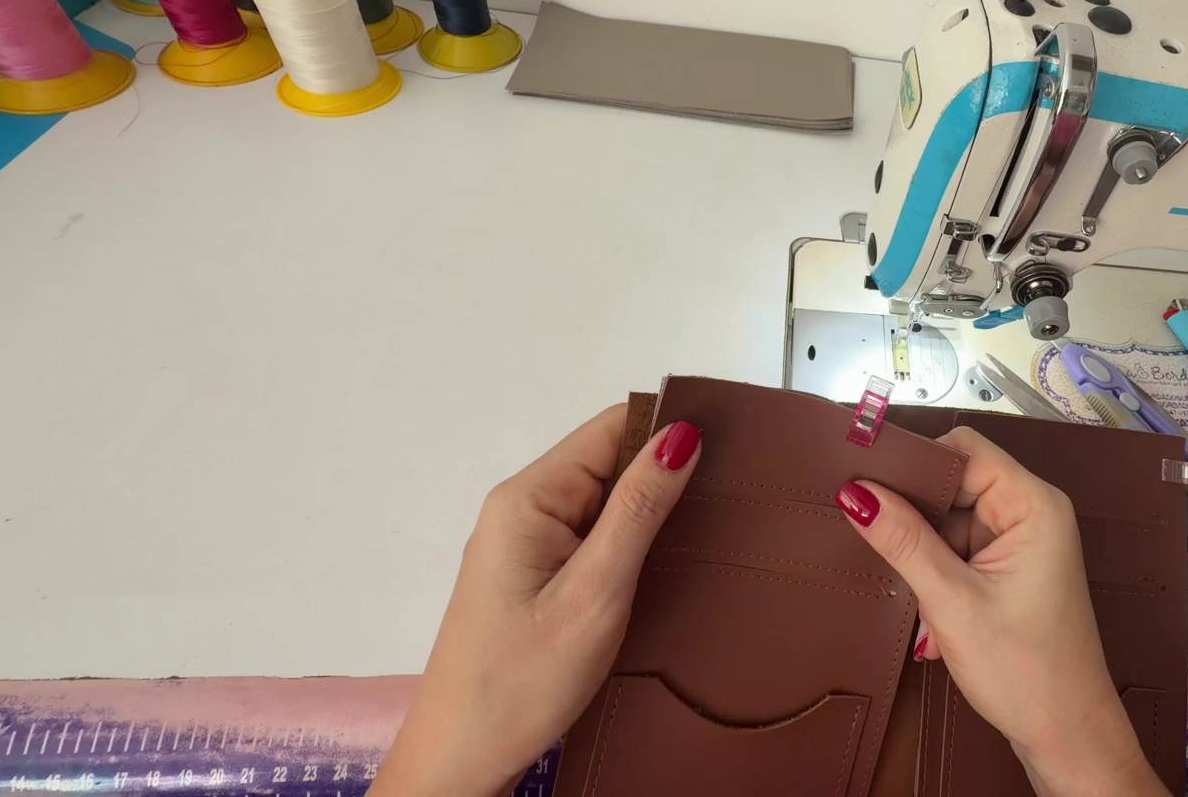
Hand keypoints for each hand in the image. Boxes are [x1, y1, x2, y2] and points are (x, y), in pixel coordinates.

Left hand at [369, 405, 702, 796]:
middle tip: (727, 489)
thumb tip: (682, 434)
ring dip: (650, 502)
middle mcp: (524, 504)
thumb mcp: (596, 591)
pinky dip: (631, 531)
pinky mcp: (535, 568)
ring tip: (707, 518)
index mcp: (530, 496)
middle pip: (608, 456)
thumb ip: (639, 508)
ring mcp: (527, 538)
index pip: (611, 428)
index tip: (726, 440)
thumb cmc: (524, 681)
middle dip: (663, 466)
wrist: (460, 768)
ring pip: (604, 493)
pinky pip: (593, 526)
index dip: (666, 426)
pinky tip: (664, 550)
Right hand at [836, 427, 1164, 796]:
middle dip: (916, 508)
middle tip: (872, 527)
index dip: (918, 459)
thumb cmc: (1023, 671)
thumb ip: (903, 541)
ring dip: (924, 542)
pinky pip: (960, 540)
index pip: (965, 450)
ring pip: (952, 512)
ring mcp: (1020, 537)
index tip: (869, 474)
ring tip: (906, 576)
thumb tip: (855, 492)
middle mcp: (1030, 510)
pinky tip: (925, 594)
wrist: (1067, 739)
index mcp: (1033, 504)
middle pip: (956, 479)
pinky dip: (936, 562)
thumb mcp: (952, 601)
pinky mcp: (1009, 562)